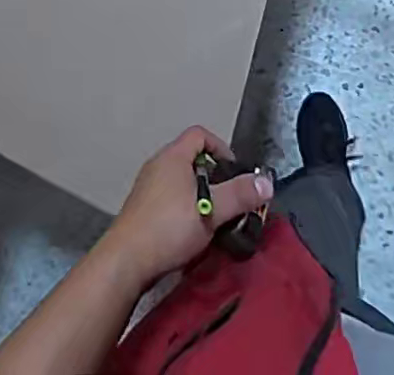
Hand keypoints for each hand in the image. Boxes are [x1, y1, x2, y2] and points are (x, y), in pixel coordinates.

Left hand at [95, 126, 274, 288]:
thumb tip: (267, 182)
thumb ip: (240, 195)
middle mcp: (158, 165)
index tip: (236, 173)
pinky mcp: (144, 208)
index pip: (199, 134)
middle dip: (216, 177)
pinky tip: (195, 232)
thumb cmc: (169, 227)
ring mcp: (148, 186)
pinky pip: (172, 198)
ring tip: (218, 219)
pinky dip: (188, 208)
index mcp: (172, 156)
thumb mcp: (212, 210)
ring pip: (183, 181)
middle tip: (232, 200)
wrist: (127, 260)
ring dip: (202, 196)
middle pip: (192, 158)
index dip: (221, 148)